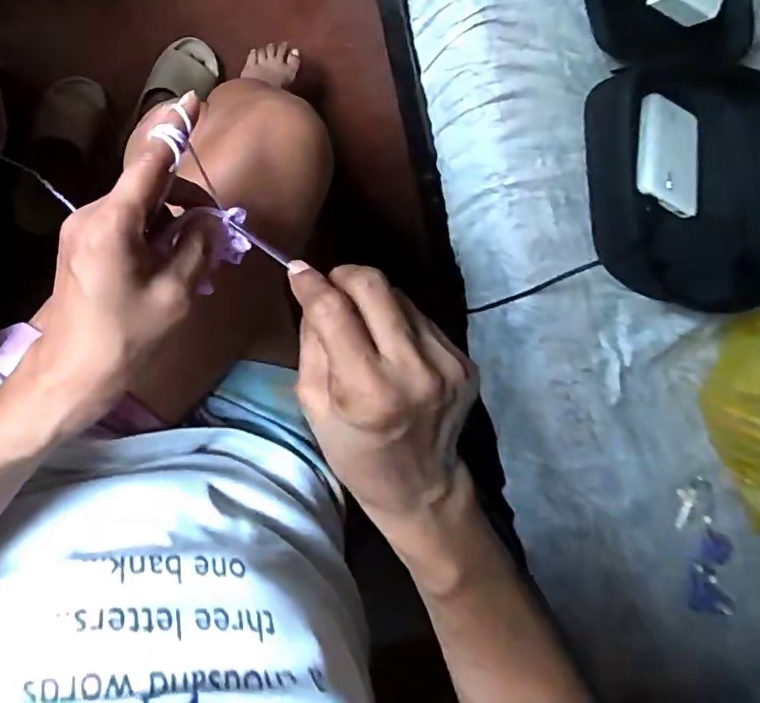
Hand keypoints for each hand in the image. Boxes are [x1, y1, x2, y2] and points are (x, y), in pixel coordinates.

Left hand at [10, 95, 221, 435]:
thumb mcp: (176, 293)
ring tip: (195, 260)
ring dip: (170, 221)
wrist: (69, 373)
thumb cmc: (124, 338)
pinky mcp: (79, 242)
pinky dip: (150, 233)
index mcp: (111, 221)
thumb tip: (208, 219)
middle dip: (186, 201)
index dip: (175, 129)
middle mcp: (90, 213)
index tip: (195, 98)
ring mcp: (80, 227)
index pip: (149, 161)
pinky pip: (123, 223)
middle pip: (148, 186)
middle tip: (216, 235)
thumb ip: (197, 244)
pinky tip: (169, 264)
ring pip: (137, 206)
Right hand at [287, 263, 478, 525]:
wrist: (422, 488)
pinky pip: (417, 315)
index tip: (296, 271)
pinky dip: (394, 317)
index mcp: (367, 389)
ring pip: (397, 294)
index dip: (310, 283)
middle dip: (342, 276)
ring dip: (369, 298)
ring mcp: (446, 363)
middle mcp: (414, 370)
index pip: (334, 311)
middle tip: (328, 289)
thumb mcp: (311, 400)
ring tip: (359, 324)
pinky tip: (387, 343)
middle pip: (373, 285)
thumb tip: (310, 288)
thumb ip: (312, 341)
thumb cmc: (352, 450)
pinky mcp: (463, 360)